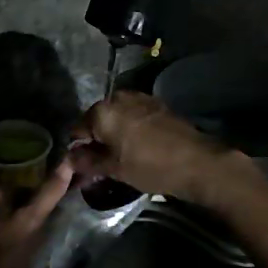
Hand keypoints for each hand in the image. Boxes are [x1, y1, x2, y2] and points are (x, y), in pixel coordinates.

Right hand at [69, 91, 230, 198]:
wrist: (199, 162)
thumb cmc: (150, 166)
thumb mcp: (114, 169)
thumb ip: (86, 162)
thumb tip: (68, 159)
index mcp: (101, 111)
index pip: (77, 131)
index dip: (78, 151)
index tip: (84, 168)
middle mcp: (116, 97)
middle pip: (97, 121)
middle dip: (97, 141)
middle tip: (104, 165)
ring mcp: (138, 97)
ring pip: (116, 117)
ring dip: (115, 134)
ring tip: (123, 157)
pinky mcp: (156, 103)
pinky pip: (134, 115)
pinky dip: (131, 129)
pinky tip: (141, 147)